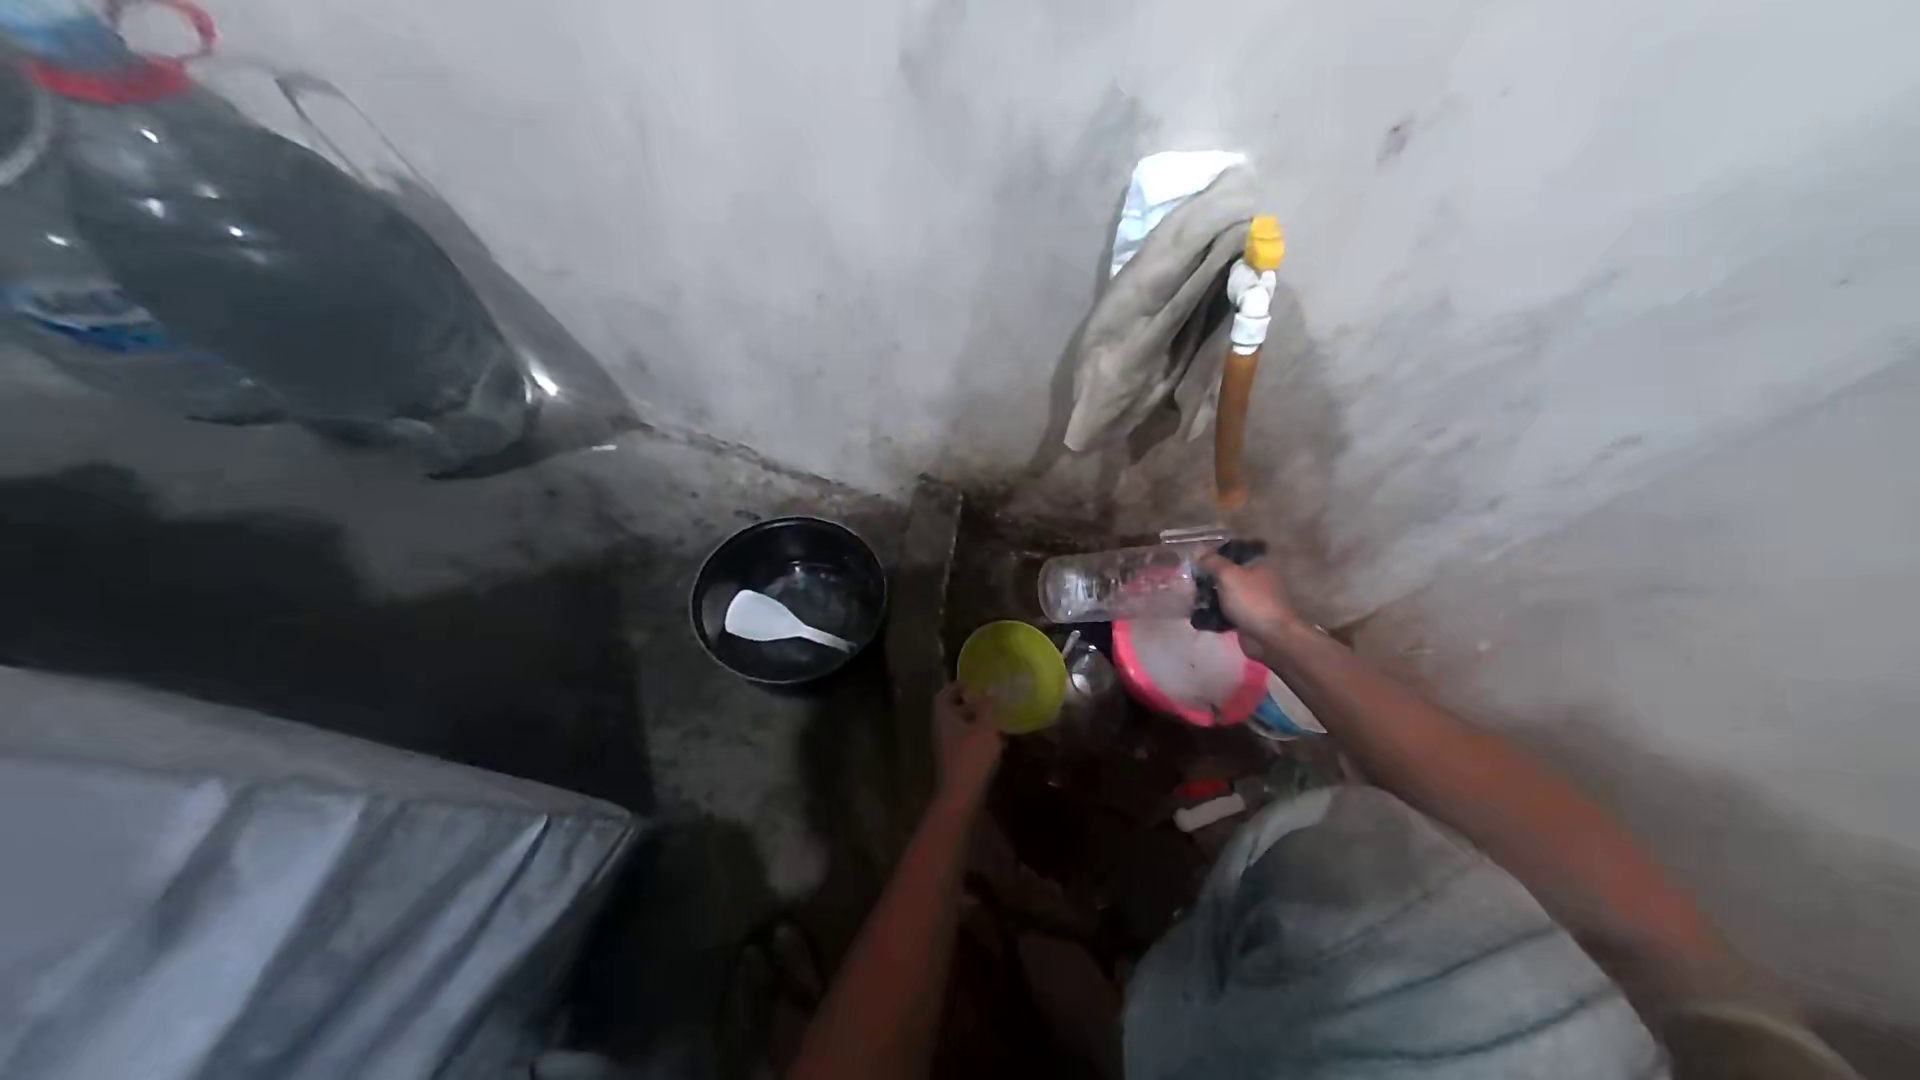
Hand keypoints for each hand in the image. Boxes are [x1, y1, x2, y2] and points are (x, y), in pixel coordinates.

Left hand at [932, 682, 1002, 811]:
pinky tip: (995, 740)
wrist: (961, 795)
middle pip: (952, 711)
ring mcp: (947, 747)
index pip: (944, 694)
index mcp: (943, 717)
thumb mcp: (984, 727)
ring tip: (996, 717)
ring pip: (960, 727)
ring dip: (975, 721)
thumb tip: (988, 690)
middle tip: (987, 697)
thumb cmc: (972, 755)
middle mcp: (941, 730)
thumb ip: (987, 707)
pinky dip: (978, 736)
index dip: (955, 686)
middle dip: (969, 703)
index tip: (970, 681)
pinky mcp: (955, 761)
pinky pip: (965, 742)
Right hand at [1199, 550, 1306, 663]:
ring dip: (1207, 595)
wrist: (1272, 638)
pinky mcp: (1245, 617)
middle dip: (1206, 576)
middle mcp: (1255, 578)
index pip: (1231, 551)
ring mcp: (1251, 599)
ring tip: (1188, 597)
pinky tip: (1197, 612)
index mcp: (1257, 563)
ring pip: (1223, 592)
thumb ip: (1212, 561)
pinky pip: (1224, 610)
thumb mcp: (1229, 575)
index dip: (1211, 554)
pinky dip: (1212, 611)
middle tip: (1187, 580)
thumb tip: (1198, 551)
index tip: (1193, 560)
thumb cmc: (1252, 601)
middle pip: (1225, 572)